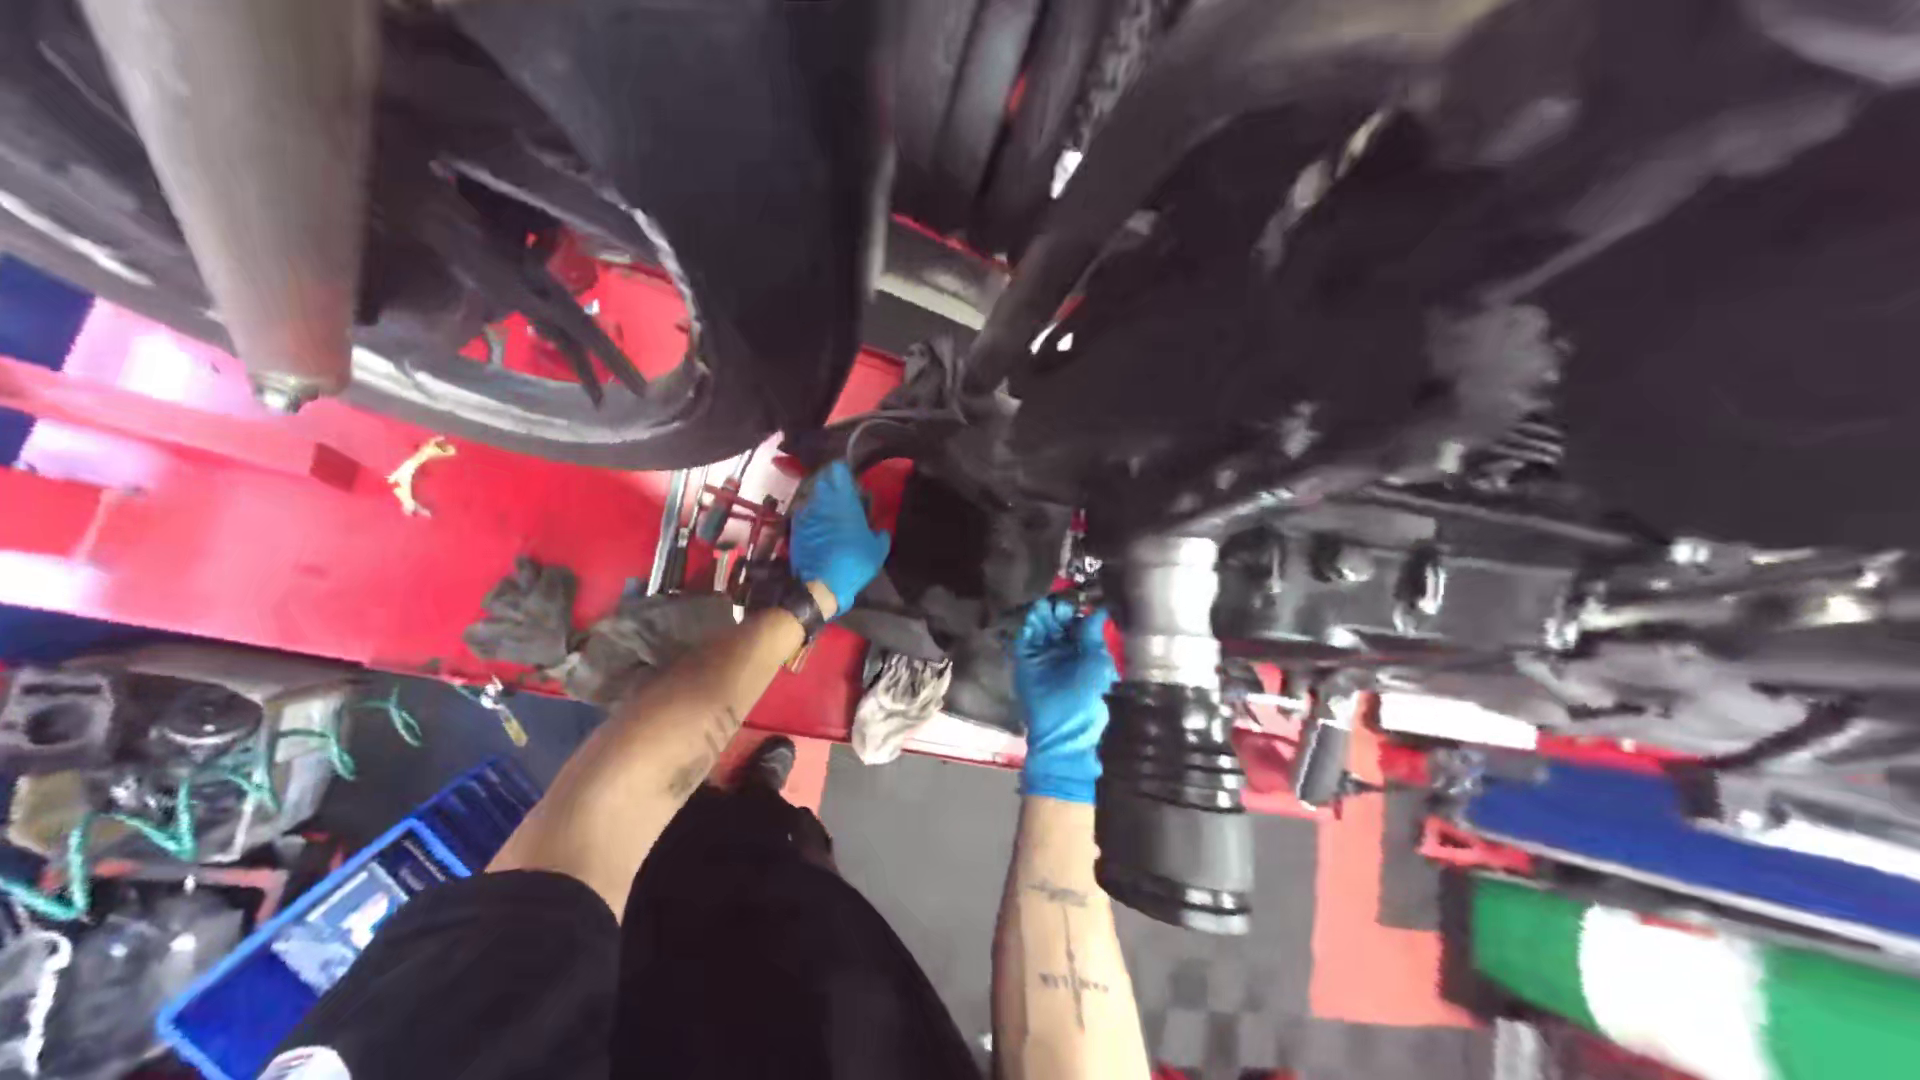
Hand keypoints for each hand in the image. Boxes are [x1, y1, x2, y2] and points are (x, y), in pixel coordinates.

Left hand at [790, 461, 890, 614]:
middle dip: (832, 485)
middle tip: (844, 498)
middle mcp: (820, 500)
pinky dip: (813, 516)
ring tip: (832, 514)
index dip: (845, 473)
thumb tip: (879, 529)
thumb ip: (880, 533)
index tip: (853, 483)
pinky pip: (804, 512)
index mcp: (842, 499)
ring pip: (812, 495)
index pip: (837, 469)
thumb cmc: (853, 563)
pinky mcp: (794, 527)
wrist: (820, 586)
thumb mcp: (877, 550)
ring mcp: (804, 513)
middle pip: (822, 479)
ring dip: (822, 501)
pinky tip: (821, 529)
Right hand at [1013, 597, 1117, 803]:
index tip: (1077, 592)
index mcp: (1084, 650)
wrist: (1064, 729)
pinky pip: (1023, 637)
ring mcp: (1042, 654)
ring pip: (1040, 625)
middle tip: (1060, 602)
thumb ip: (1093, 633)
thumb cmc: (1089, 695)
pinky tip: (1033, 617)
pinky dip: (1027, 625)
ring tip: (1046, 607)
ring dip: (1043, 614)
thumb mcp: (1098, 661)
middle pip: (1057, 620)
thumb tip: (1100, 609)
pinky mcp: (1024, 660)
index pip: (1077, 621)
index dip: (1077, 607)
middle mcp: (1062, 649)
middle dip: (1058, 608)